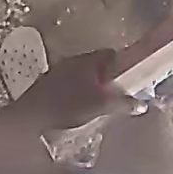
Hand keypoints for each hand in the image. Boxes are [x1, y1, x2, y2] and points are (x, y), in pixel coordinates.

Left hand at [5, 50, 138, 132]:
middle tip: (113, 94)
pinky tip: (74, 109)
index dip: (121, 64)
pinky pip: (65, 85)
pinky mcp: (44, 86)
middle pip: (94, 64)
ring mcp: (55, 72)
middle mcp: (70, 61)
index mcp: (86, 61)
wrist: (30, 119)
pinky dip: (73, 93)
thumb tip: (142, 104)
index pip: (109, 54)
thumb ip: (123, 103)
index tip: (128, 77)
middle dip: (104, 77)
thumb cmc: (69, 107)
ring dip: (87, 85)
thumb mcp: (102, 106)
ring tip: (95, 103)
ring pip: (78, 74)